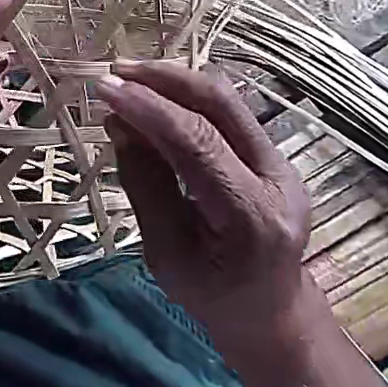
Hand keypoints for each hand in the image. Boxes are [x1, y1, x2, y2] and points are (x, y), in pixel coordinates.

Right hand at [98, 60, 323, 361]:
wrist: (272, 314)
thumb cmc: (213, 298)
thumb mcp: (166, 254)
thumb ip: (146, 185)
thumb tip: (121, 124)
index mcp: (251, 217)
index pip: (198, 143)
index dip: (149, 109)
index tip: (106, 90)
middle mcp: (277, 178)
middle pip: (222, 104)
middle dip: (165, 80)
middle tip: (116, 72)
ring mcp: (281, 161)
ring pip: (226, 99)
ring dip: (174, 82)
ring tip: (129, 78)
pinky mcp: (273, 153)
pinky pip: (227, 112)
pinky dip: (186, 98)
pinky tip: (155, 97)